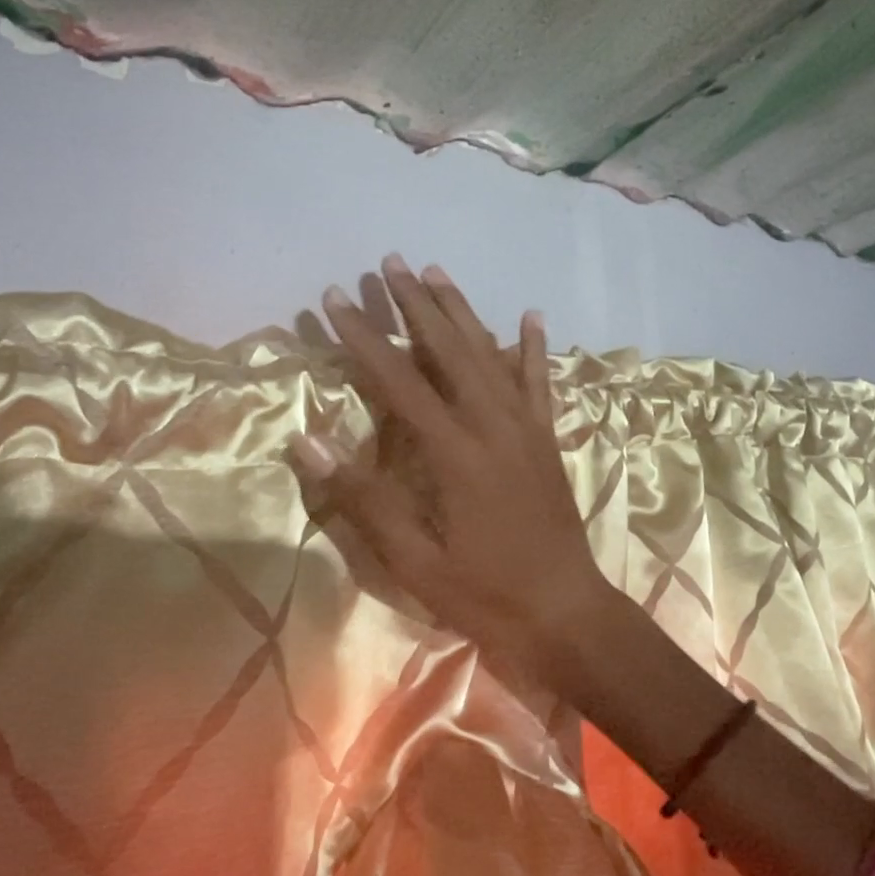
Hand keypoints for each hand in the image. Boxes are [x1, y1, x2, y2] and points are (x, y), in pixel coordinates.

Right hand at [290, 255, 616, 678]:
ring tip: (437, 272)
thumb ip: (363, 498)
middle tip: (390, 262)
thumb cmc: (483, 594)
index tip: (335, 299)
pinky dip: (533, 346)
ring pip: (491, 353)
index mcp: (454, 453)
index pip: (399, 381)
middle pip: (448, 350)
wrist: (565, 614)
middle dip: (415, 303)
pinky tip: (531, 315)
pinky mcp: (546, 440)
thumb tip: (309, 441)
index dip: (363, 337)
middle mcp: (493, 426)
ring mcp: (526, 428)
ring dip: (461, 310)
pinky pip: (539, 381)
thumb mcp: (413, 560)